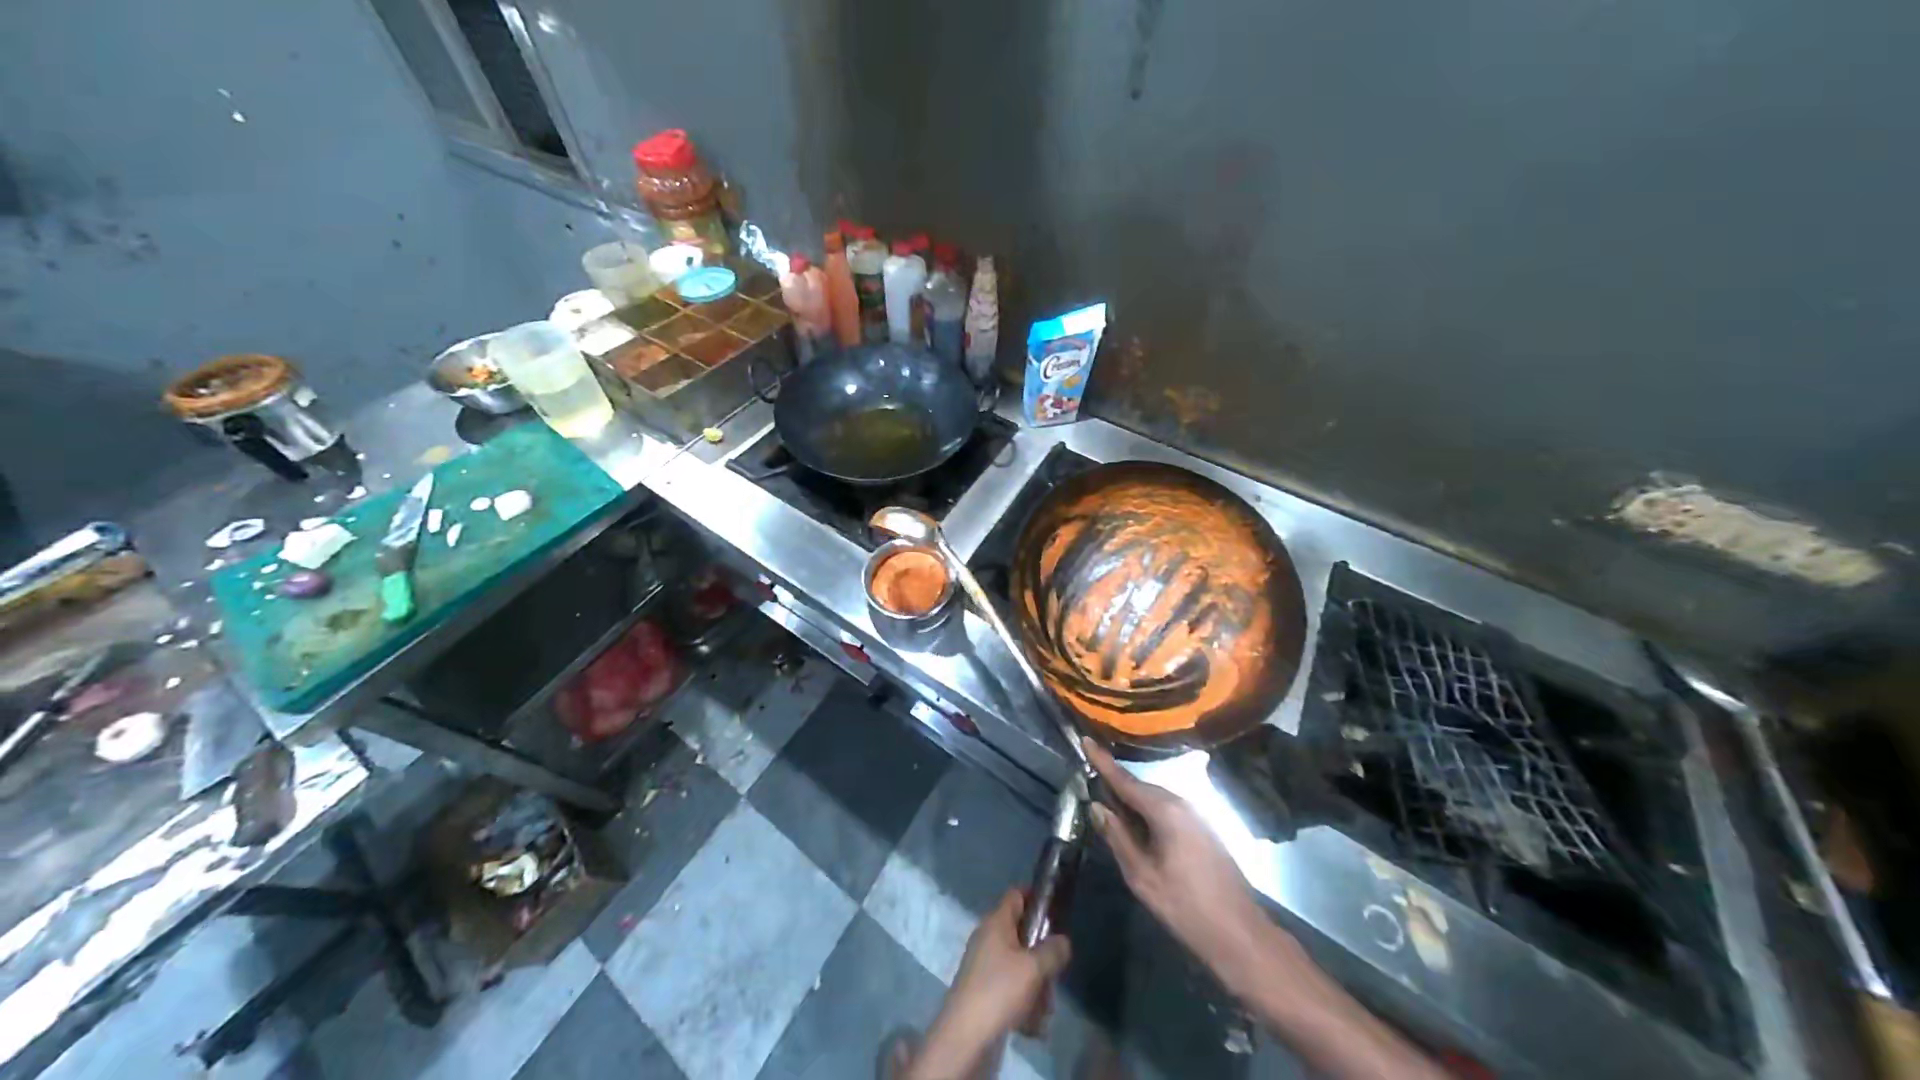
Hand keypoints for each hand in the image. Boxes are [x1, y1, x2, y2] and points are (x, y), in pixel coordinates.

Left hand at [907, 889, 1070, 1078]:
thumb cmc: (999, 990)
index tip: (1057, 912)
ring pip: (1020, 965)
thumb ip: (1053, 950)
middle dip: (1042, 956)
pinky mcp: (983, 989)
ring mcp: (983, 964)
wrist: (965, 1034)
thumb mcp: (1034, 968)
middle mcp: (988, 938)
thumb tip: (1062, 940)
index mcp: (996, 922)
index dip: (1036, 897)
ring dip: (1036, 984)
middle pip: (1022, 934)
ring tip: (1043, 1008)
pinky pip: (1010, 987)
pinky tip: (1031, 1023)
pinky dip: (1023, 1001)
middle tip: (1054, 974)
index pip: (1017, 895)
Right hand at [1084, 738, 1285, 992]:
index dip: (1102, 760)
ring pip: (1154, 799)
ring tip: (1108, 807)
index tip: (1085, 738)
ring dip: (1131, 801)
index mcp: (1164, 810)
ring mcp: (1196, 816)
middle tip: (1089, 785)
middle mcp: (1181, 804)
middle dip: (1115, 784)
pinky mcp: (1202, 830)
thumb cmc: (1185, 907)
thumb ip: (1117, 837)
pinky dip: (1147, 813)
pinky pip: (1167, 811)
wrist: (1240, 933)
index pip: (1124, 779)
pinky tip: (1137, 828)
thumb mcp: (1141, 875)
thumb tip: (1096, 806)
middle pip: (1139, 787)